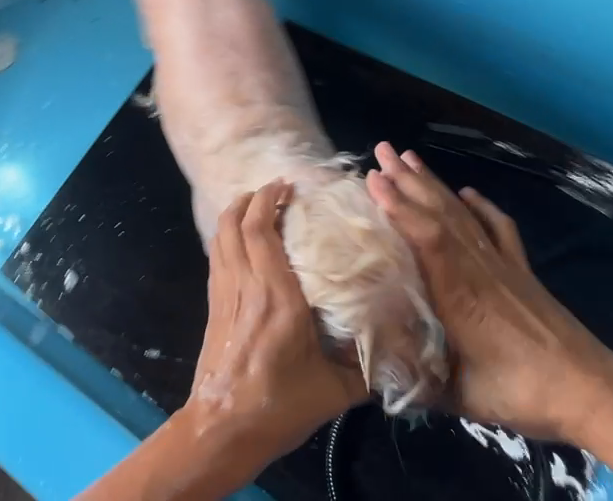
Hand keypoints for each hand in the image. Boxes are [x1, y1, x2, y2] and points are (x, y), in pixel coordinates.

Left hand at [180, 182, 368, 469]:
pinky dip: (227, 235)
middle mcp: (246, 285)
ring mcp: (224, 293)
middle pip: (237, 223)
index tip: (289, 185)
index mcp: (276, 297)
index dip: (270, 200)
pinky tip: (242, 239)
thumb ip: (367, 366)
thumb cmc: (279, 407)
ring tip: (258, 203)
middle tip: (277, 188)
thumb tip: (398, 344)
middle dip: (253, 197)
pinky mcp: (214, 305)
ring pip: (221, 235)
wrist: (222, 428)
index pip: (262, 231)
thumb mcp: (335, 392)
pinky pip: (217, 255)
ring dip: (236, 212)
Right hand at [366, 143, 612, 442]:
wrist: (595, 393)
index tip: (372, 179)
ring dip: (434, 184)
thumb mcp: (462, 397)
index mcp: (458, 294)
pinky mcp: (523, 272)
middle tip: (381, 150)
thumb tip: (373, 372)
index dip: (398, 207)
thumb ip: (417, 381)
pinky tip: (468, 192)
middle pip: (440, 213)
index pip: (426, 237)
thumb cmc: (524, 393)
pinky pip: (499, 229)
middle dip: (408, 180)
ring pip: (463, 215)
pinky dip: (482, 207)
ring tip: (409, 158)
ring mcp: (503, 266)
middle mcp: (478, 269)